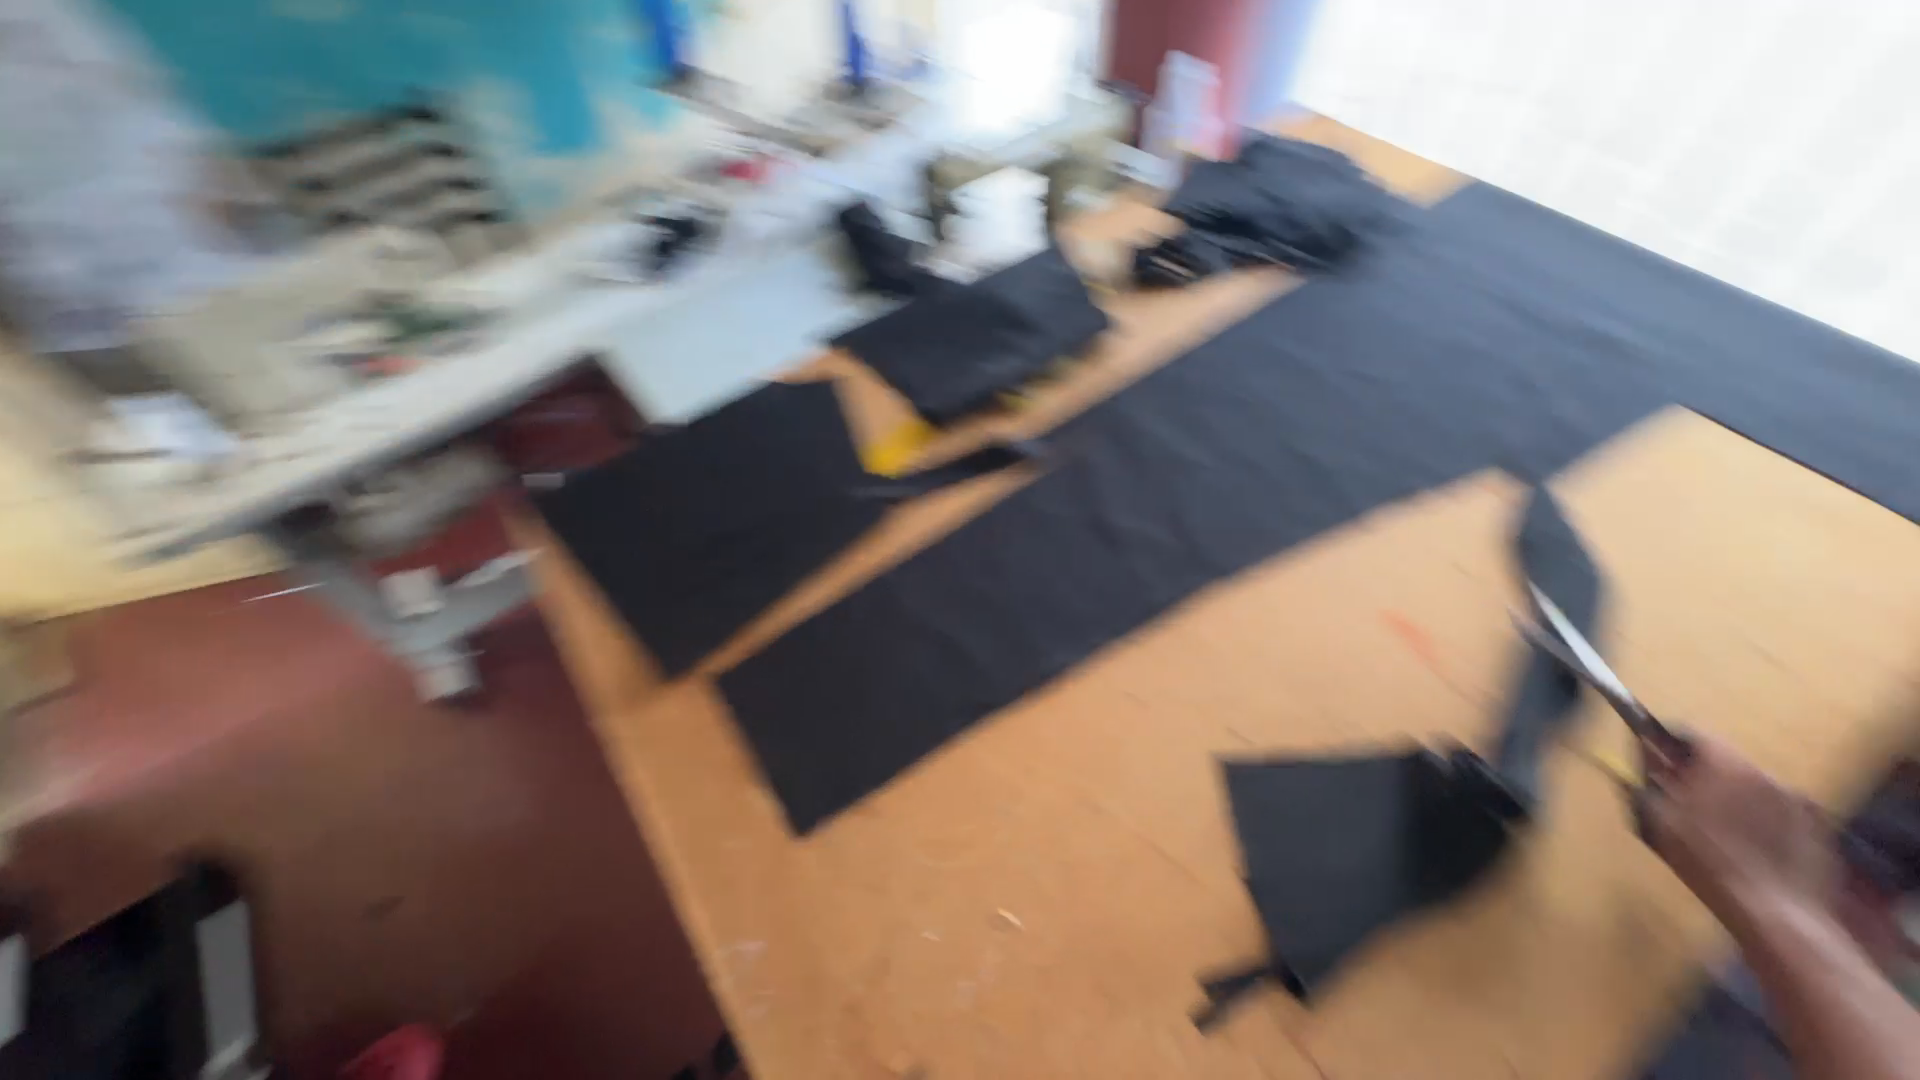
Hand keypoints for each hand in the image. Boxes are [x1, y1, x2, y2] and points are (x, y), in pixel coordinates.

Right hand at [1639, 735, 1838, 930]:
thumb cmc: (1705, 860)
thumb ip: (1646, 776)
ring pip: (1750, 783)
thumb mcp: (1656, 817)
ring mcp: (1795, 799)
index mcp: (1723, 765)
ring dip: (1729, 792)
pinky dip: (1758, 814)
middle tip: (1678, 794)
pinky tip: (1747, 842)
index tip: (1652, 758)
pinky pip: (1776, 808)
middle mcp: (1763, 773)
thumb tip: (1641, 752)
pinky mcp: (1816, 825)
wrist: (1774, 911)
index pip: (1691, 733)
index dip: (1666, 742)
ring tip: (1714, 823)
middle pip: (1723, 757)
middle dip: (1698, 769)